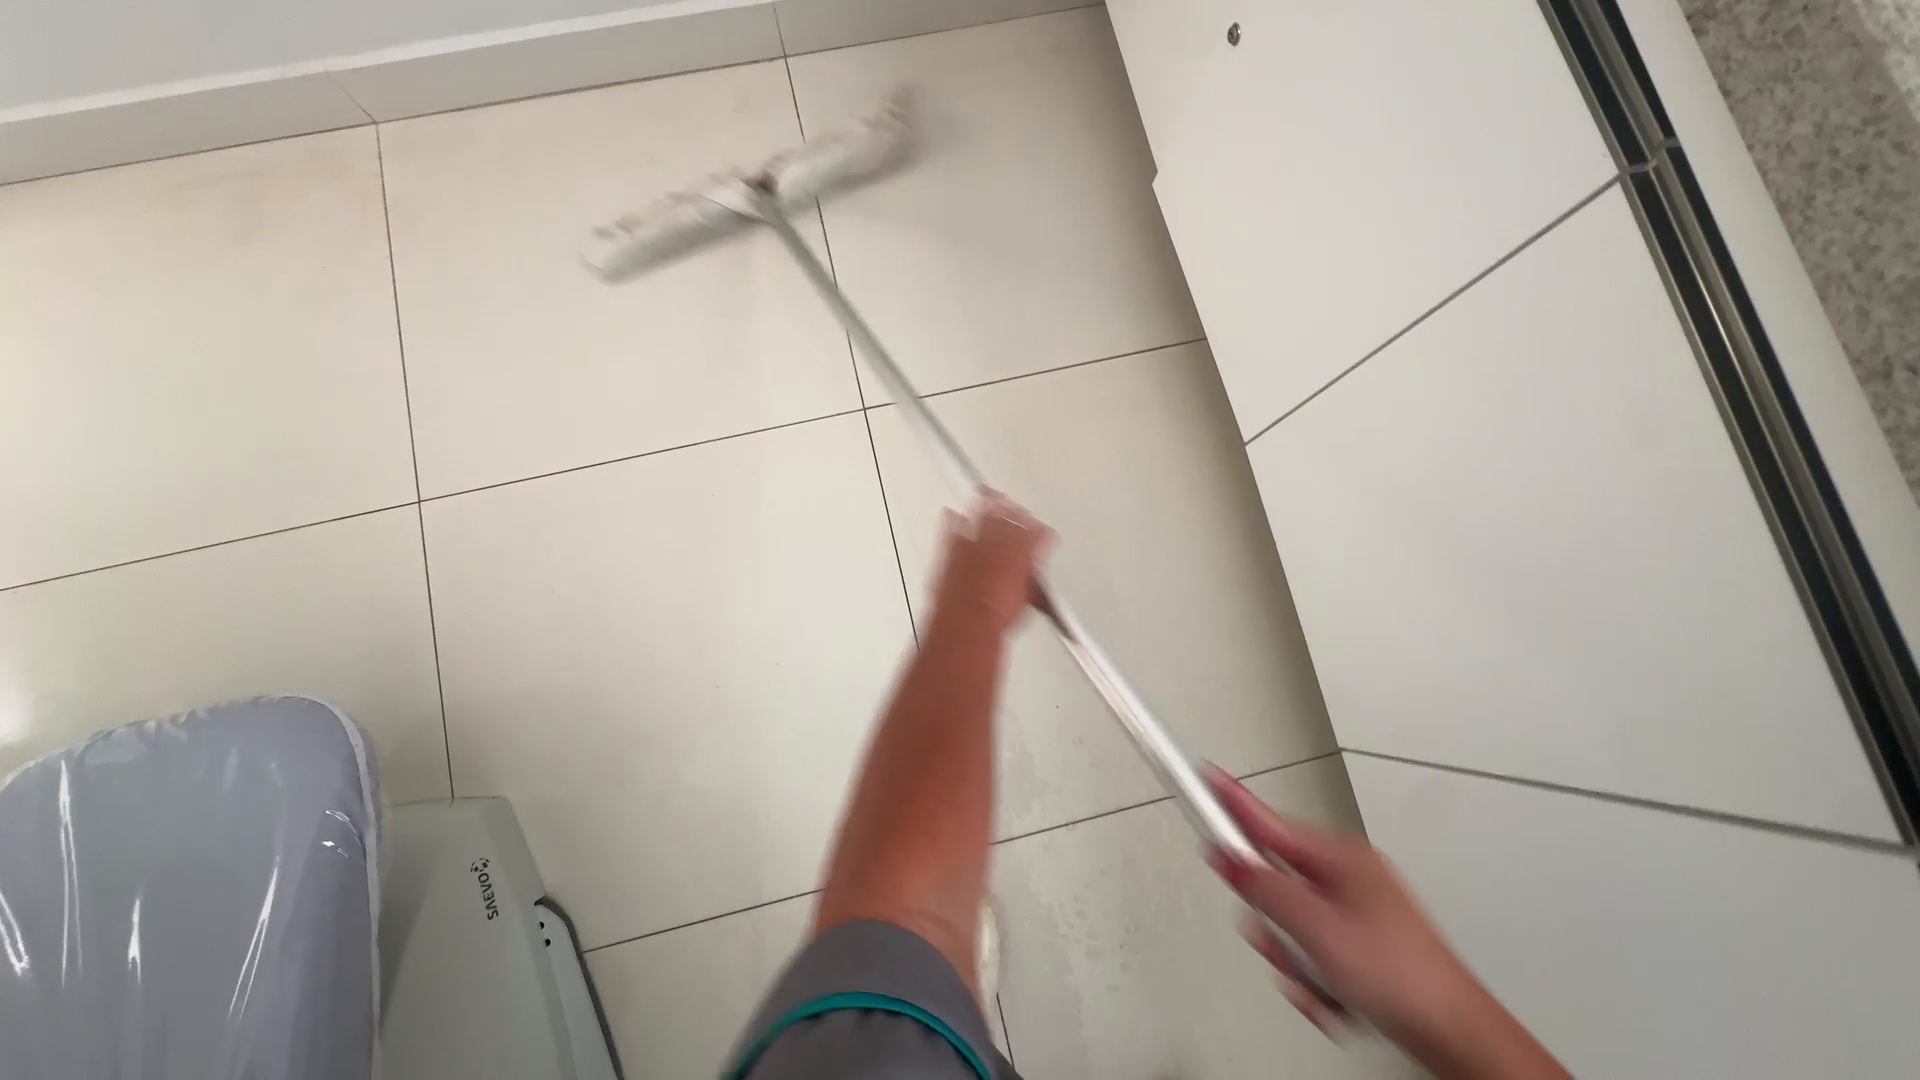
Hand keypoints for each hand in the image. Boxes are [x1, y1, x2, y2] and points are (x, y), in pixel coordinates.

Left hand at [927, 491, 1049, 635]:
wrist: (966, 622)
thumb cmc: (995, 614)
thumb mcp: (1028, 599)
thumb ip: (1031, 580)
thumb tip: (1033, 575)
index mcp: (1021, 553)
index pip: (1034, 532)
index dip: (1039, 530)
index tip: (1040, 528)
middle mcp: (997, 544)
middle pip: (1007, 517)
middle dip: (1013, 510)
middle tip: (1016, 505)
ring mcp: (972, 545)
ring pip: (981, 516)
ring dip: (986, 503)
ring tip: (986, 492)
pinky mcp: (951, 551)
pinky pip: (951, 528)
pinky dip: (951, 520)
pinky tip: (950, 513)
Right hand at [1204, 768, 1567, 1078]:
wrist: (1455, 1034)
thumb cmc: (1404, 978)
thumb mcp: (1316, 929)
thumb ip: (1264, 889)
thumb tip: (1228, 857)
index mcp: (1337, 857)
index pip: (1266, 820)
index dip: (1230, 800)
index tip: (1204, 776)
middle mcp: (1343, 875)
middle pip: (1272, 882)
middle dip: (1273, 925)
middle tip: (1287, 947)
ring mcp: (1351, 907)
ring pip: (1287, 922)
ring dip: (1295, 958)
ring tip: (1323, 982)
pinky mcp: (1356, 938)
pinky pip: (1308, 947)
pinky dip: (1313, 975)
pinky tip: (1335, 993)